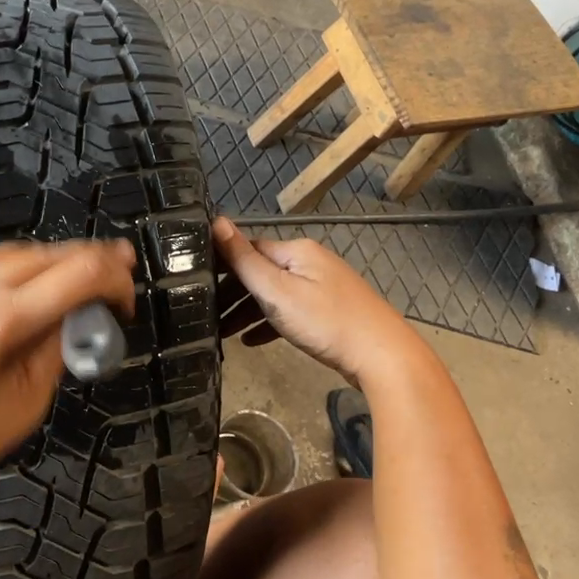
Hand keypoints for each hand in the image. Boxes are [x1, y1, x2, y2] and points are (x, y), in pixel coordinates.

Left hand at [0, 239, 136, 496]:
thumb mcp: (24, 404)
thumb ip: (56, 350)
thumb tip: (80, 318)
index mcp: (1, 319)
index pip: (78, 273)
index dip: (114, 278)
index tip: (126, 295)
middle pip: (47, 253)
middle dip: (87, 262)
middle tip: (115, 275)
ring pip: (12, 253)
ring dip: (49, 261)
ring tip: (74, 279)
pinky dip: (11, 269)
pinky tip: (22, 286)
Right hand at [213, 216, 428, 386]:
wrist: (383, 357)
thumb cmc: (325, 321)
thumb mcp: (277, 291)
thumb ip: (243, 259)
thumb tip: (215, 221)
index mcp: (296, 251)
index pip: (248, 249)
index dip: (222, 267)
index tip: (196, 286)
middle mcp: (309, 262)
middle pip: (260, 272)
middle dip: (232, 294)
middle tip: (205, 316)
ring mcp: (321, 287)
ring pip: (273, 294)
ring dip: (247, 312)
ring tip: (221, 334)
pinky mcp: (328, 311)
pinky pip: (290, 312)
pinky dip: (269, 323)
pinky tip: (251, 341)